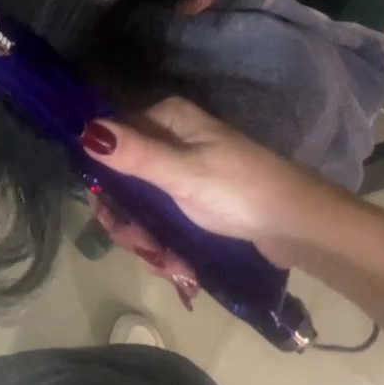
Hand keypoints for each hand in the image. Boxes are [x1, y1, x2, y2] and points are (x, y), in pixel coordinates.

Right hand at [85, 96, 356, 266]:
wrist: (300, 225)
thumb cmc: (240, 190)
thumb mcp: (183, 173)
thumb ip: (134, 155)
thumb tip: (84, 130)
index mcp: (167, 118)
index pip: (112, 139)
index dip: (103, 178)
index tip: (108, 215)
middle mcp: (171, 136)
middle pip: (124, 175)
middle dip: (128, 218)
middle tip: (141, 249)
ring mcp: (184, 167)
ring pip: (141, 201)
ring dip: (147, 237)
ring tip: (168, 265)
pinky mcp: (195, 197)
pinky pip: (163, 216)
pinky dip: (165, 242)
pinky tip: (178, 265)